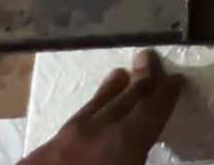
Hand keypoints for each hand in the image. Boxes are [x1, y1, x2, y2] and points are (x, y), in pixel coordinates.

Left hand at [20, 50, 185, 164]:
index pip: (152, 108)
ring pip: (93, 108)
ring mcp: (63, 141)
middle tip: (148, 59)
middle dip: (141, 80)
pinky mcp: (36, 156)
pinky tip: (83, 121)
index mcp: (124, 143)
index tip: (177, 80)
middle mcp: (97, 132)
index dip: (167, 93)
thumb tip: (143, 148)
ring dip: (110, 92)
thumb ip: (137, 155)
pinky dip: (85, 115)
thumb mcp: (125, 164)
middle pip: (124, 98)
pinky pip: (69, 125)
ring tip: (118, 77)